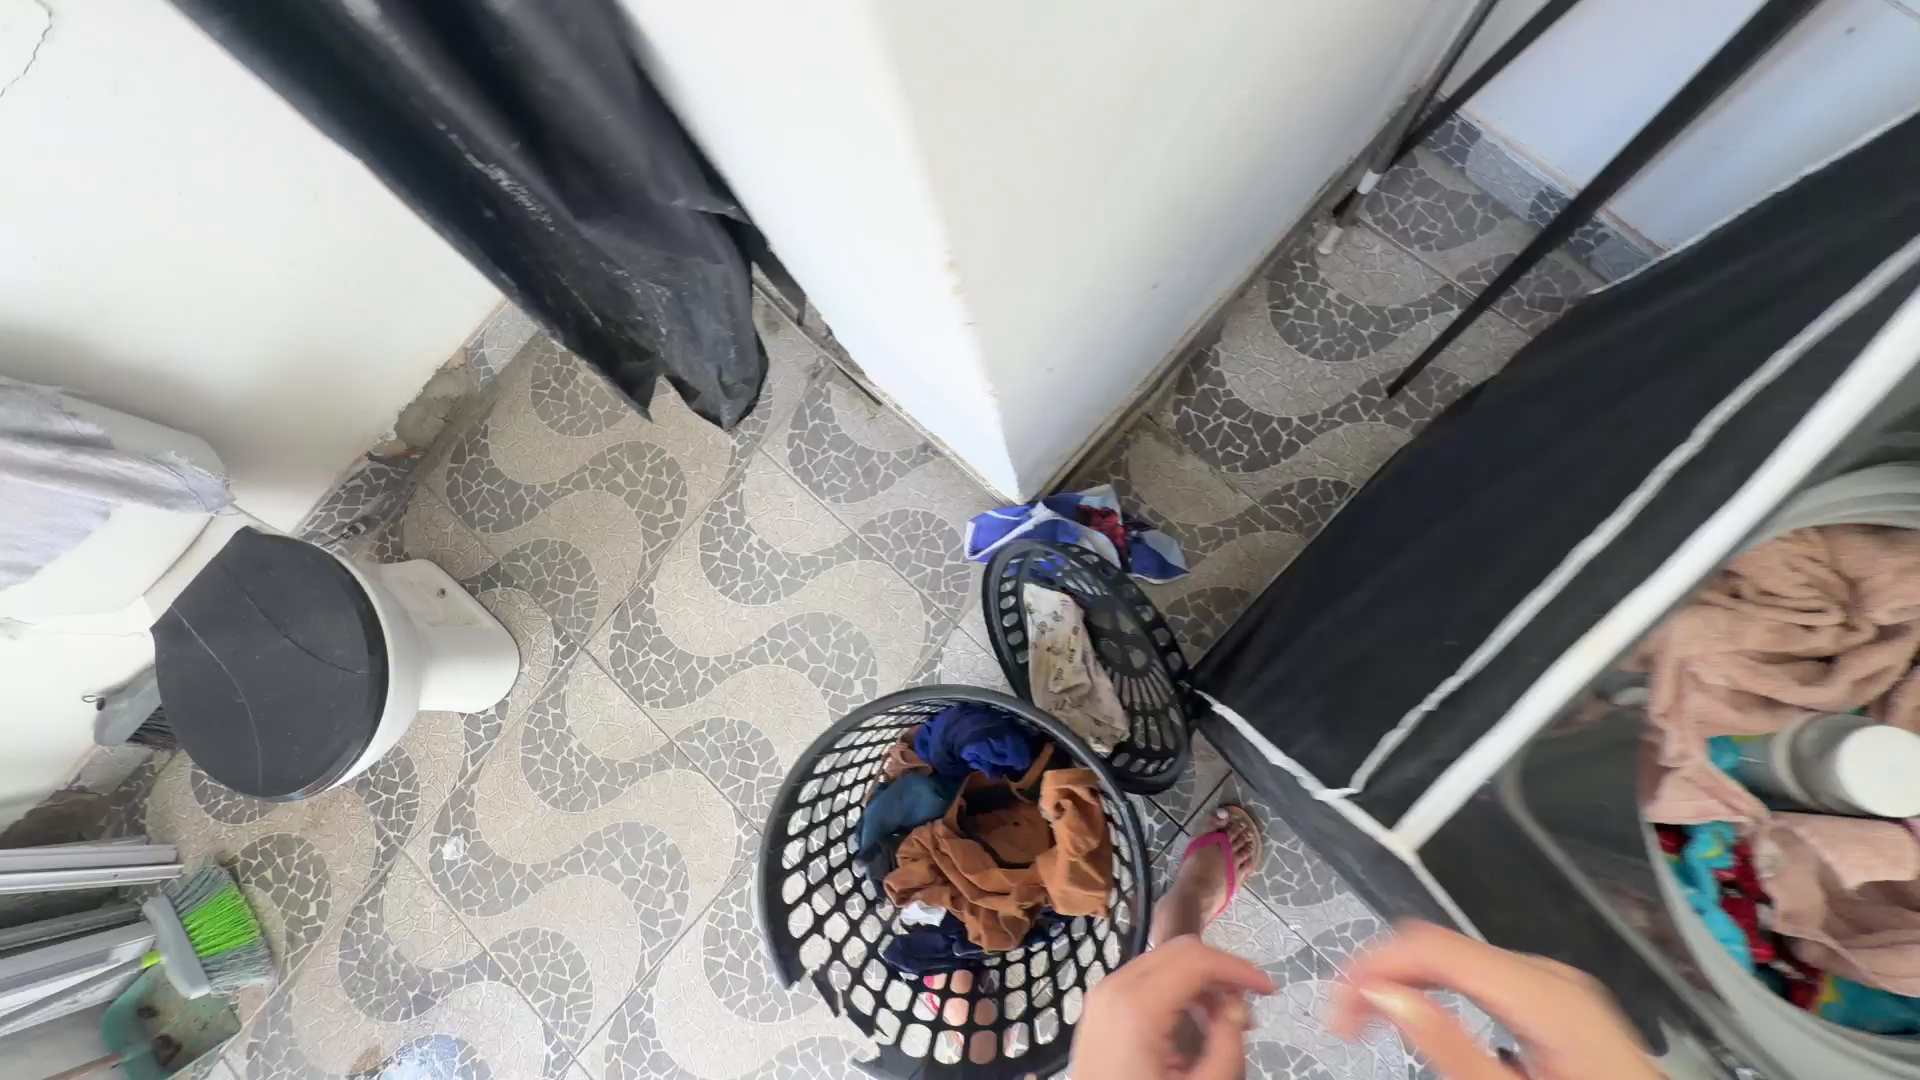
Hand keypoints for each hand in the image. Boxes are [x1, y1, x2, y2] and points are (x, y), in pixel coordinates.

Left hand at [1070, 934, 1276, 1079]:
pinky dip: (1176, 989)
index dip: (1237, 968)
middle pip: (1178, 951)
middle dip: (1219, 972)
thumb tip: (1236, 1011)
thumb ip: (1225, 1049)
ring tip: (1226, 1021)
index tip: (1268, 989)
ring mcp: (1104, 991)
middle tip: (1248, 1011)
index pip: (1195, 960)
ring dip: (1199, 980)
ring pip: (1162, 961)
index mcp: (1137, 1005)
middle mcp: (1116, 985)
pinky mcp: (1101, 1002)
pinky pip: (1145, 978)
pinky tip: (1195, 1021)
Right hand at [1330, 920, 1659, 1079]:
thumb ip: (1450, 1048)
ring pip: (1449, 956)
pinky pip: (1474, 974)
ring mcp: (1552, 983)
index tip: (1338, 1009)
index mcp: (1546, 993)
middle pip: (1436, 945)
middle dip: (1381, 973)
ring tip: (1371, 1018)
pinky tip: (1418, 1013)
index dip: (1372, 966)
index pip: (1431, 946)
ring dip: (1403, 981)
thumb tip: (1379, 994)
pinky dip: (1434, 988)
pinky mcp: (1550, 998)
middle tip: (1346, 1019)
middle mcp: (1548, 974)